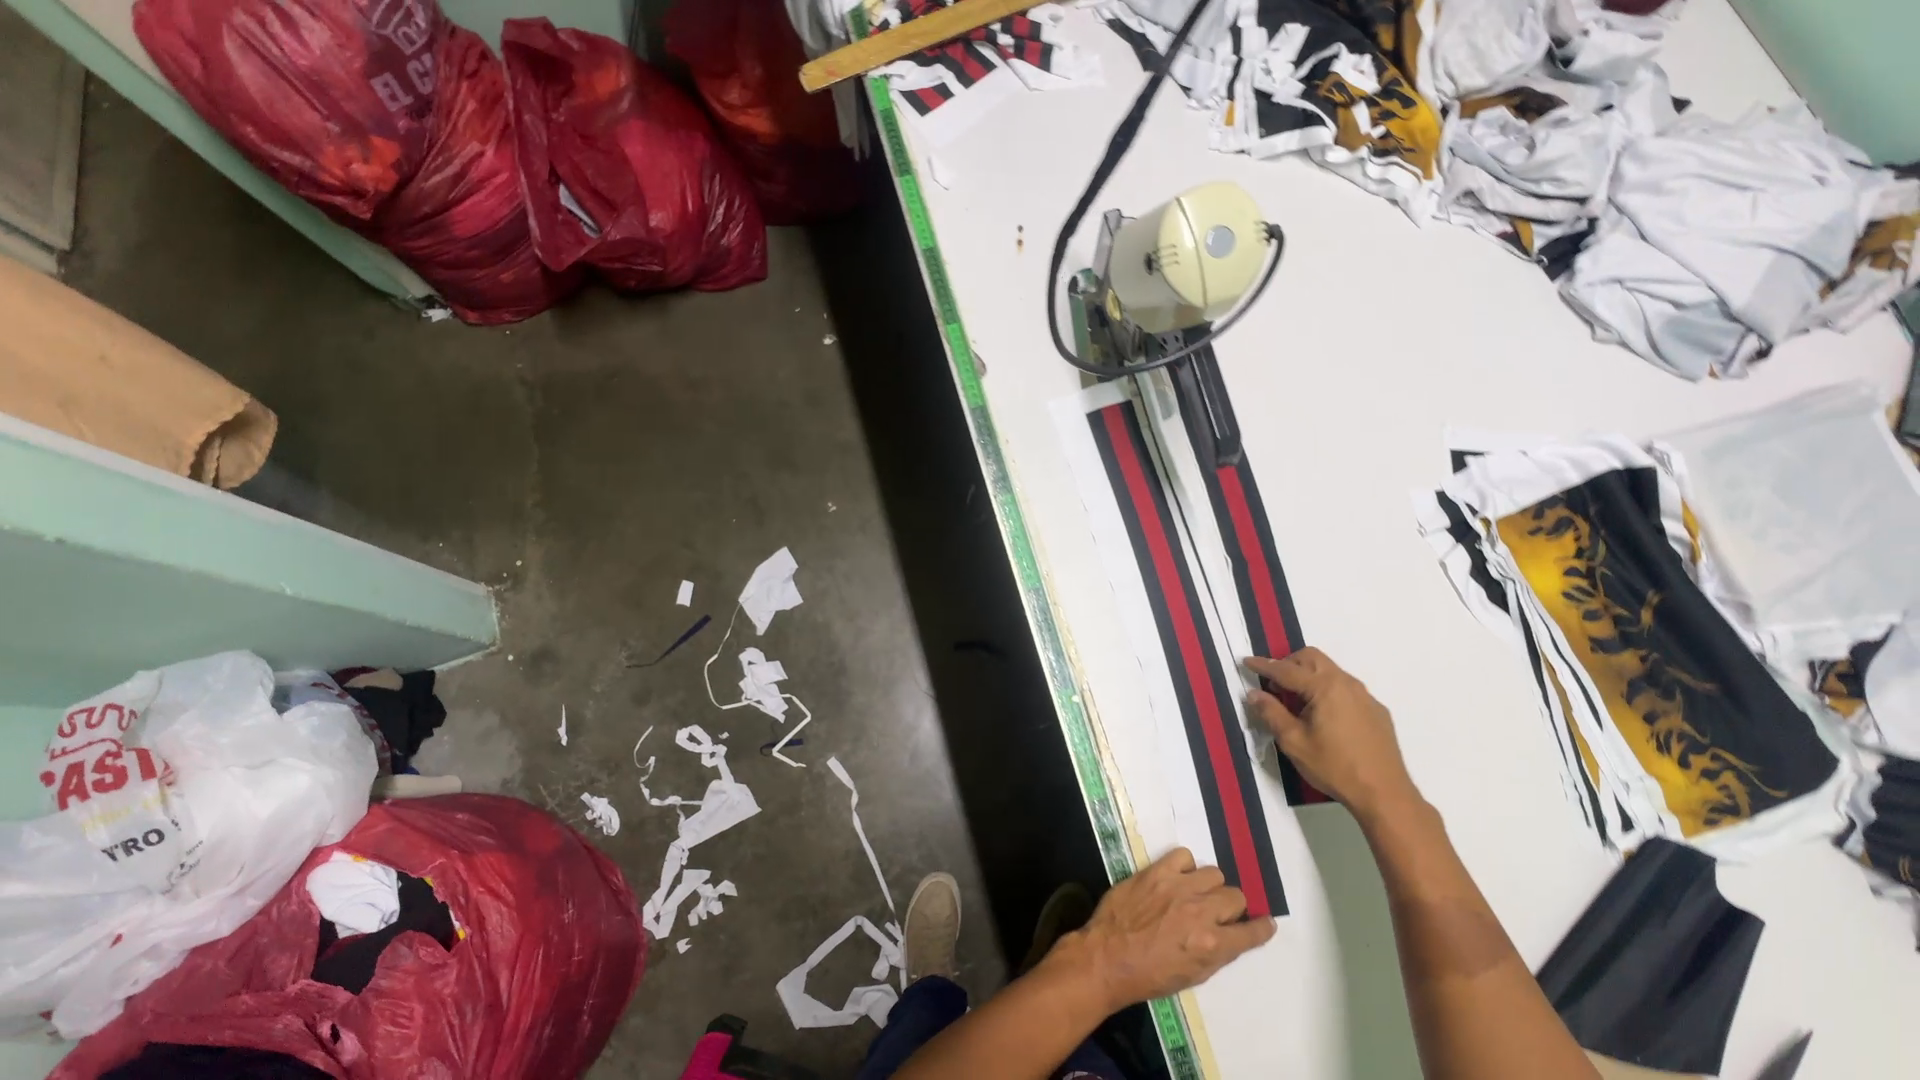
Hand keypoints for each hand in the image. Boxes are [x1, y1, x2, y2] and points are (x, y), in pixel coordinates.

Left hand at [1044, 848, 1274, 1014]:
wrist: (1106, 958)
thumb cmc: (1148, 976)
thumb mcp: (1193, 976)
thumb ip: (1217, 953)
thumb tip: (1234, 936)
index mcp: (1211, 945)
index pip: (1250, 932)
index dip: (1260, 928)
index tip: (1264, 923)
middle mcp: (1200, 913)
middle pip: (1235, 896)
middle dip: (1230, 907)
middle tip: (1216, 913)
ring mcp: (1178, 888)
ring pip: (1214, 873)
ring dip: (1209, 886)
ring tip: (1194, 895)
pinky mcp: (1156, 872)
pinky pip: (1184, 856)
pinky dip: (1185, 866)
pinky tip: (1176, 878)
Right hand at [1244, 648, 1420, 824]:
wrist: (1384, 792)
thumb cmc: (1334, 767)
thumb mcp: (1294, 742)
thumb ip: (1271, 713)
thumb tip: (1254, 694)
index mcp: (1324, 687)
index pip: (1286, 669)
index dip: (1264, 666)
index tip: (1246, 662)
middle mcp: (1346, 683)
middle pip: (1312, 658)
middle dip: (1289, 663)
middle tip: (1273, 684)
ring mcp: (1365, 696)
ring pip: (1331, 671)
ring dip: (1309, 676)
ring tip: (1296, 702)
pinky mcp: (1376, 710)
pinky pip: (1346, 689)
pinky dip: (1327, 690)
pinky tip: (1325, 717)